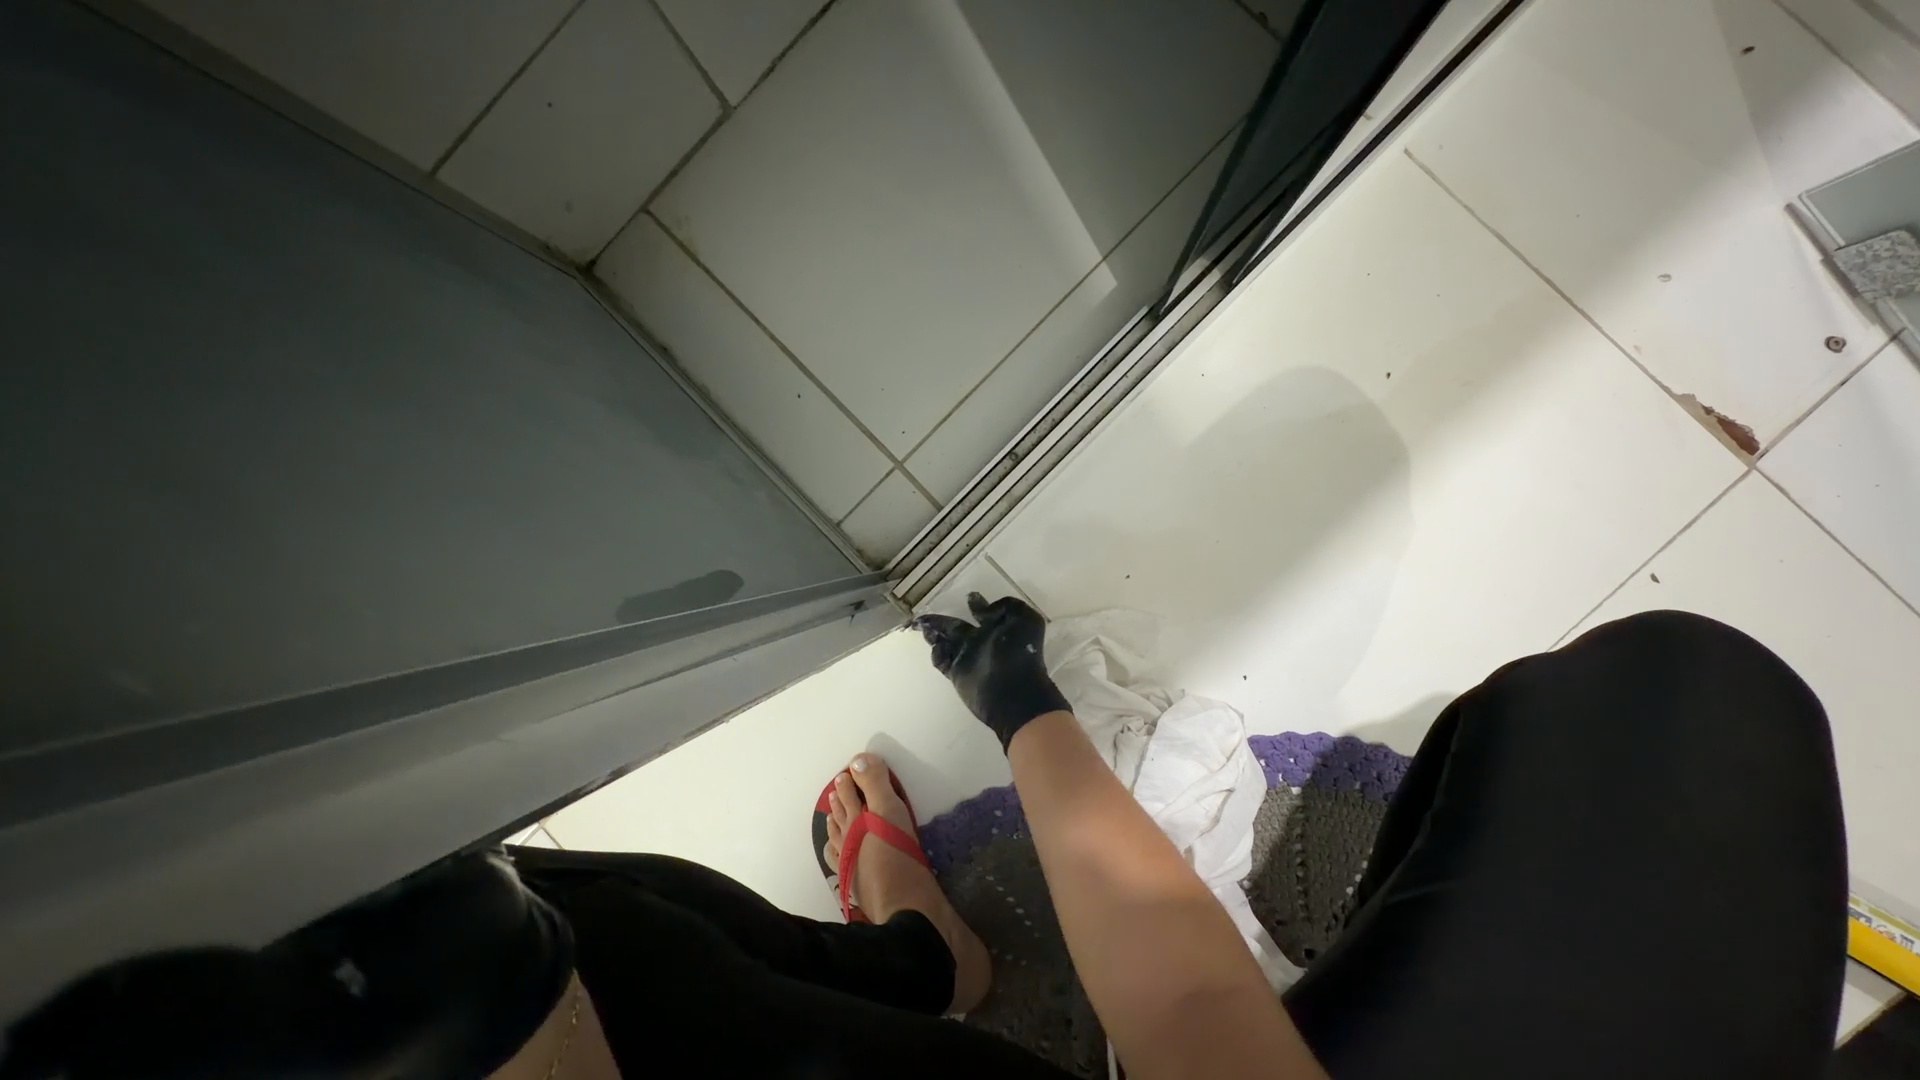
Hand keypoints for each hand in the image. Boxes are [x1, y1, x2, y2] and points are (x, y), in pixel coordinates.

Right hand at [910, 593, 1070, 750]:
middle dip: (940, 620)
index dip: (976, 604)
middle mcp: (980, 640)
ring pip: (944, 641)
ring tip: (922, 627)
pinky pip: (941, 660)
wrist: (1014, 690)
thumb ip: (1007, 606)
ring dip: (933, 633)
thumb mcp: (1026, 619)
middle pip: (955, 626)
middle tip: (922, 616)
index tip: (969, 596)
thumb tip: (986, 609)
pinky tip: (937, 648)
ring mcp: (967, 658)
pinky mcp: (957, 674)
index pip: (982, 613)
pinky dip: (936, 653)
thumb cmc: (1020, 653)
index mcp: (997, 627)